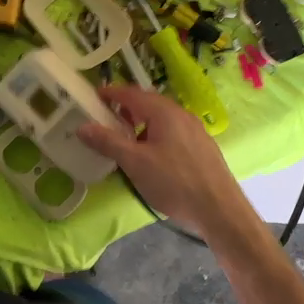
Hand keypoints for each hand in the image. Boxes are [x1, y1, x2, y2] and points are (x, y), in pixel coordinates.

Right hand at [77, 85, 253, 236]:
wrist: (220, 210)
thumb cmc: (174, 182)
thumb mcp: (135, 163)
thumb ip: (108, 142)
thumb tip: (82, 127)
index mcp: (164, 112)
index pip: (132, 93)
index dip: (111, 93)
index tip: (93, 97)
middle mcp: (181, 114)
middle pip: (148, 104)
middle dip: (126, 109)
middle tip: (106, 120)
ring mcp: (195, 130)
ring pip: (162, 119)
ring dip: (141, 124)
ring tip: (126, 140)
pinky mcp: (202, 147)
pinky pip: (173, 131)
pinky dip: (156, 134)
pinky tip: (152, 155)